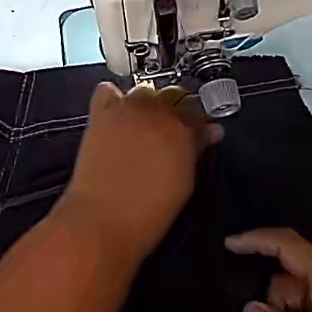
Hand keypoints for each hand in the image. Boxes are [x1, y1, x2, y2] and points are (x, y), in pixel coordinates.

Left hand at [57, 82, 221, 256]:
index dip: (197, 123)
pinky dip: (113, 97)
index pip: (197, 112)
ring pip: (144, 91)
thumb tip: (209, 134)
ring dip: (147, 103)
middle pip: (173, 95)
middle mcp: (157, 113)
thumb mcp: (184, 185)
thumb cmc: (148, 214)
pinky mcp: (101, 114)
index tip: (196, 132)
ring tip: (143, 125)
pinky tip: (116, 113)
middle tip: (169, 131)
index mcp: (183, 130)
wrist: (102, 220)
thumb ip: (196, 152)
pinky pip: (107, 90)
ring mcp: (128, 110)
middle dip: (176, 109)